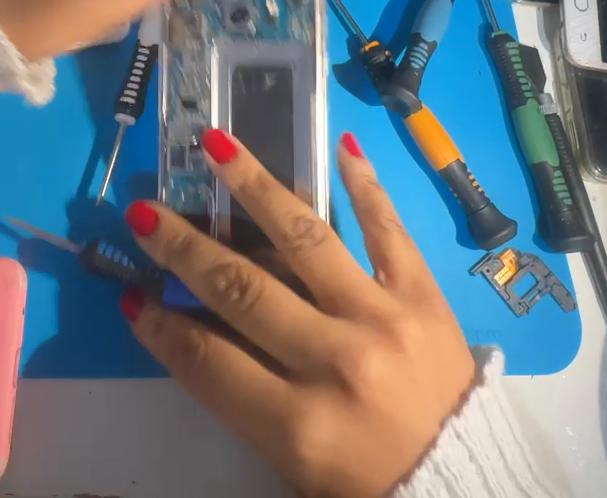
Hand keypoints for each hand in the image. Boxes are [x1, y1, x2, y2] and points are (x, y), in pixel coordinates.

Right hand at [121, 129, 477, 497]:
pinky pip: (387, 230)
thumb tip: (194, 318)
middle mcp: (337, 361)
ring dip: (255, 187)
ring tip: (217, 146)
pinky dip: (364, 185)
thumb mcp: (294, 460)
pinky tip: (341, 143)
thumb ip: (246, 391)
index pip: (208, 361)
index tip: (131, 295)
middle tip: (143, 212)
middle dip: (183, 247)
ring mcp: (384, 317)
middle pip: (242, 289)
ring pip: (305, 239)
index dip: (161, 328)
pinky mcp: (424, 295)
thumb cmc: (370, 485)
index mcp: (301, 425)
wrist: (475, 489)